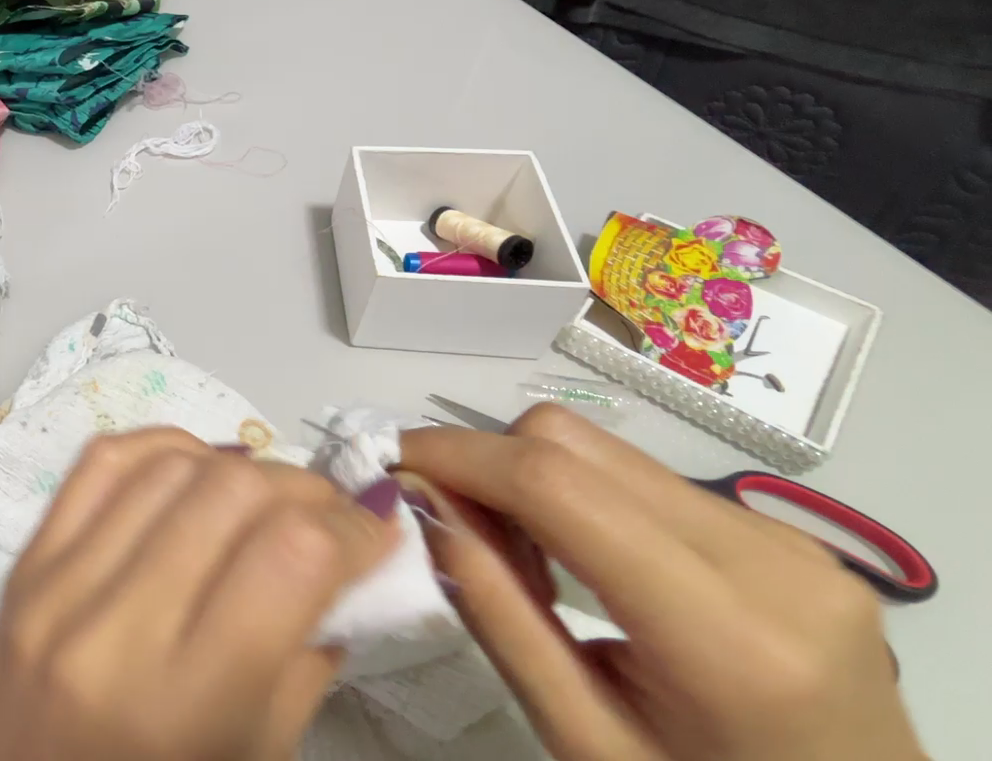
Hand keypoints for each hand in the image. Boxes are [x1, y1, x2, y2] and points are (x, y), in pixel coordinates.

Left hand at [0, 428, 398, 760]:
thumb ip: (304, 661)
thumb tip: (348, 562)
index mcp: (184, 702)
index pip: (289, 557)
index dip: (351, 530)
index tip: (375, 534)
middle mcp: (114, 627)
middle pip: (231, 492)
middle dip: (302, 489)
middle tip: (329, 514)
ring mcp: (57, 584)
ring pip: (170, 465)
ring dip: (239, 465)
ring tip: (267, 497)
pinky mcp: (25, 561)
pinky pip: (101, 462)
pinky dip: (164, 447)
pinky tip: (197, 467)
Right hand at [400, 404, 923, 760]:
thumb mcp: (580, 738)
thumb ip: (494, 609)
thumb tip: (418, 499)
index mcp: (727, 635)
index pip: (557, 485)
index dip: (455, 456)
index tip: (388, 467)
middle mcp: (769, 559)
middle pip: (573, 442)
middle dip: (484, 462)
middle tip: (451, 528)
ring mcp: (786, 538)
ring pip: (601, 448)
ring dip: (527, 478)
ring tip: (520, 557)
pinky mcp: (782, 532)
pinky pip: (638, 473)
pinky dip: (576, 495)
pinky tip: (577, 560)